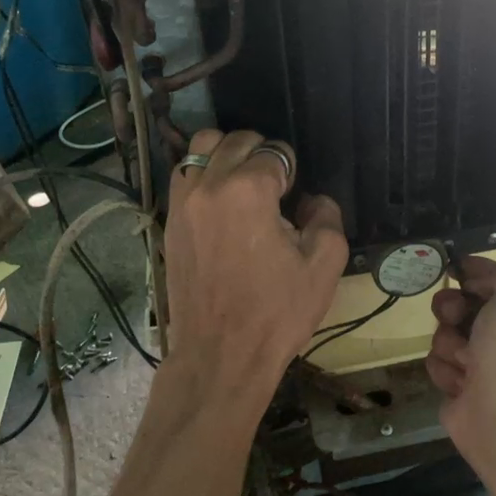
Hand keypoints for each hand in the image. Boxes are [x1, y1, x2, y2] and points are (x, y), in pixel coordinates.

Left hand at [165, 130, 347, 391]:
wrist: (220, 356)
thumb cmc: (276, 313)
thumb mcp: (324, 265)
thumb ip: (326, 218)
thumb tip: (311, 202)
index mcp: (249, 191)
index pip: (274, 153)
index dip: (291, 169)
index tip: (297, 194)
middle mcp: (209, 186)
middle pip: (234, 140)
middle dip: (259, 152)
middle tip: (276, 184)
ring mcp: (183, 204)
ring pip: (200, 148)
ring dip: (225, 154)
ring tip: (244, 183)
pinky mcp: (169, 224)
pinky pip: (184, 177)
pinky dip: (204, 175)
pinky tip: (222, 202)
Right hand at [426, 256, 495, 459]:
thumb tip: (476, 277)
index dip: (478, 275)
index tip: (455, 273)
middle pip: (469, 305)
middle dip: (454, 308)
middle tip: (452, 315)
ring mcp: (491, 365)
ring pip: (449, 334)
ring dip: (449, 343)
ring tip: (464, 360)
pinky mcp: (466, 388)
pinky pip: (441, 363)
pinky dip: (446, 370)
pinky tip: (461, 383)